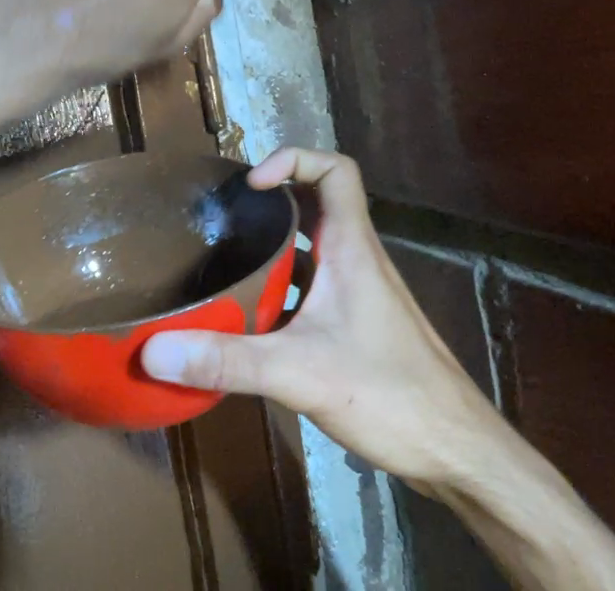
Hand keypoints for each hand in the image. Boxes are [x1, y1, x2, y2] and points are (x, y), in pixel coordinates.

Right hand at [140, 148, 506, 489]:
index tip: (251, 185)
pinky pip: (314, 287)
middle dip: (269, 202)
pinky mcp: (359, 328)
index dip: (293, 159)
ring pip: (313, 249)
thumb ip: (227, 360)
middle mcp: (359, 262)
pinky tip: (251, 322)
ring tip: (224, 264)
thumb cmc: (392, 396)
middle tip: (222, 219)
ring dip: (273, 248)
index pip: (336, 170)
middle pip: (317, 204)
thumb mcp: (299, 374)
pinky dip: (281, 290)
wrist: (460, 455)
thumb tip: (154, 350)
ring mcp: (361, 296)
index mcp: (353, 250)